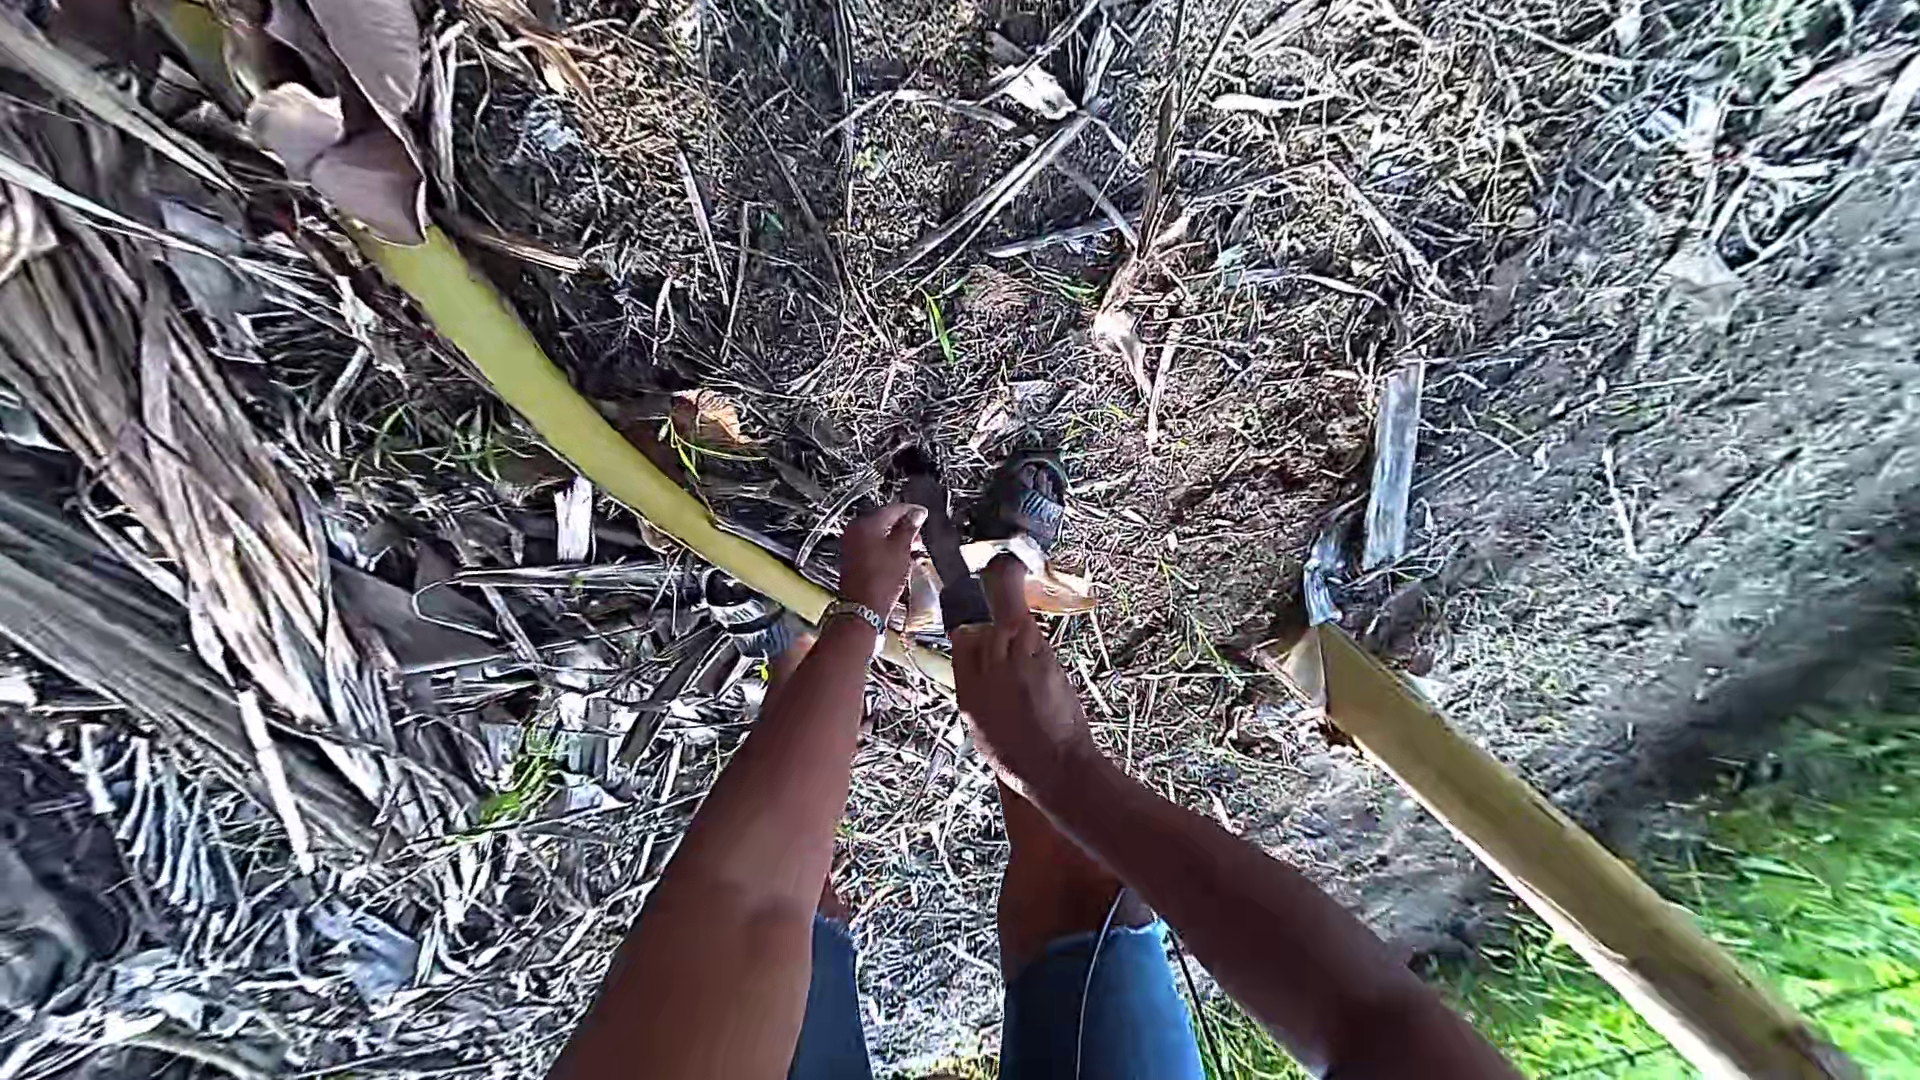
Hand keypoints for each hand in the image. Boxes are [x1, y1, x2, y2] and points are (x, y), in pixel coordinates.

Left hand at [837, 503, 925, 614]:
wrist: (863, 608)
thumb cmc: (881, 580)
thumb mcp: (901, 549)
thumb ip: (910, 527)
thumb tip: (917, 513)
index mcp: (866, 523)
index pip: (893, 508)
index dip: (912, 511)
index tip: (924, 515)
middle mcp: (855, 530)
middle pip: (885, 520)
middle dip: (905, 526)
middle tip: (920, 536)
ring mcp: (852, 544)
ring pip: (879, 533)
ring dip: (896, 538)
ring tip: (912, 549)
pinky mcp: (853, 558)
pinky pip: (873, 545)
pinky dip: (887, 548)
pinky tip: (899, 557)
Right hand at [952, 617, 1099, 802]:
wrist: (1057, 767)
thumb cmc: (1019, 761)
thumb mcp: (982, 731)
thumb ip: (977, 695)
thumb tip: (978, 675)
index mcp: (970, 693)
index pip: (962, 643)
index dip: (972, 638)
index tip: (981, 642)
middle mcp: (990, 674)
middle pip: (988, 632)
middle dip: (998, 635)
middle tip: (1009, 648)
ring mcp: (1018, 666)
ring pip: (1013, 628)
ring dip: (1020, 635)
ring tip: (1027, 653)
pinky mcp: (1045, 663)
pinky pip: (1037, 638)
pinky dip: (1038, 644)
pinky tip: (1042, 662)